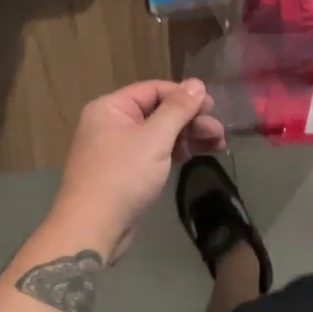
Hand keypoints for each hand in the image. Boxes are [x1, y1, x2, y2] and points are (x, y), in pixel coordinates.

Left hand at [51, 79, 225, 258]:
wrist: (93, 229)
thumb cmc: (123, 176)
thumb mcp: (154, 138)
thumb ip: (178, 109)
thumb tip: (197, 82)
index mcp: (110, 108)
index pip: (154, 90)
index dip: (184, 96)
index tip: (212, 107)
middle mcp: (111, 123)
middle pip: (158, 111)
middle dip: (191, 120)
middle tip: (219, 131)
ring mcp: (117, 149)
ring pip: (159, 134)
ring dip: (188, 136)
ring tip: (219, 144)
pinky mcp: (125, 172)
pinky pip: (154, 152)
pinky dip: (176, 152)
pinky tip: (198, 154)